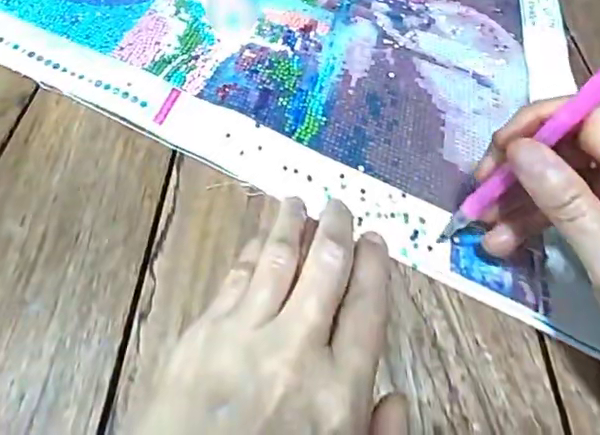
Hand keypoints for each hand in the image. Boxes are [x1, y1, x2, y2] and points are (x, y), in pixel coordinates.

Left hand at [133, 198, 406, 434]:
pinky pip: (237, 277)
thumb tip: (395, 397)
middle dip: (336, 230)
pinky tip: (260, 238)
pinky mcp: (204, 331)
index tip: (375, 240)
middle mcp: (295, 352)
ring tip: (297, 202)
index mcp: (337, 393)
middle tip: (339, 206)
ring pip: (277, 260)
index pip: (366, 309)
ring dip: (290, 225)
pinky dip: (253, 251)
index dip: (374, 267)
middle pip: (325, 269)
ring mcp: (245, 336)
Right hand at [476, 103, 599, 434]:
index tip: (496, 151)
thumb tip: (519, 147)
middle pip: (575, 145)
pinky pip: (576, 207)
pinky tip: (506, 241)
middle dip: (522, 163)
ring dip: (523, 196)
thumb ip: (571, 206)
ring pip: (568, 176)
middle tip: (481, 193)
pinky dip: (539, 220)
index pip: (593, 119)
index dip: (539, 123)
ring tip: (484, 227)